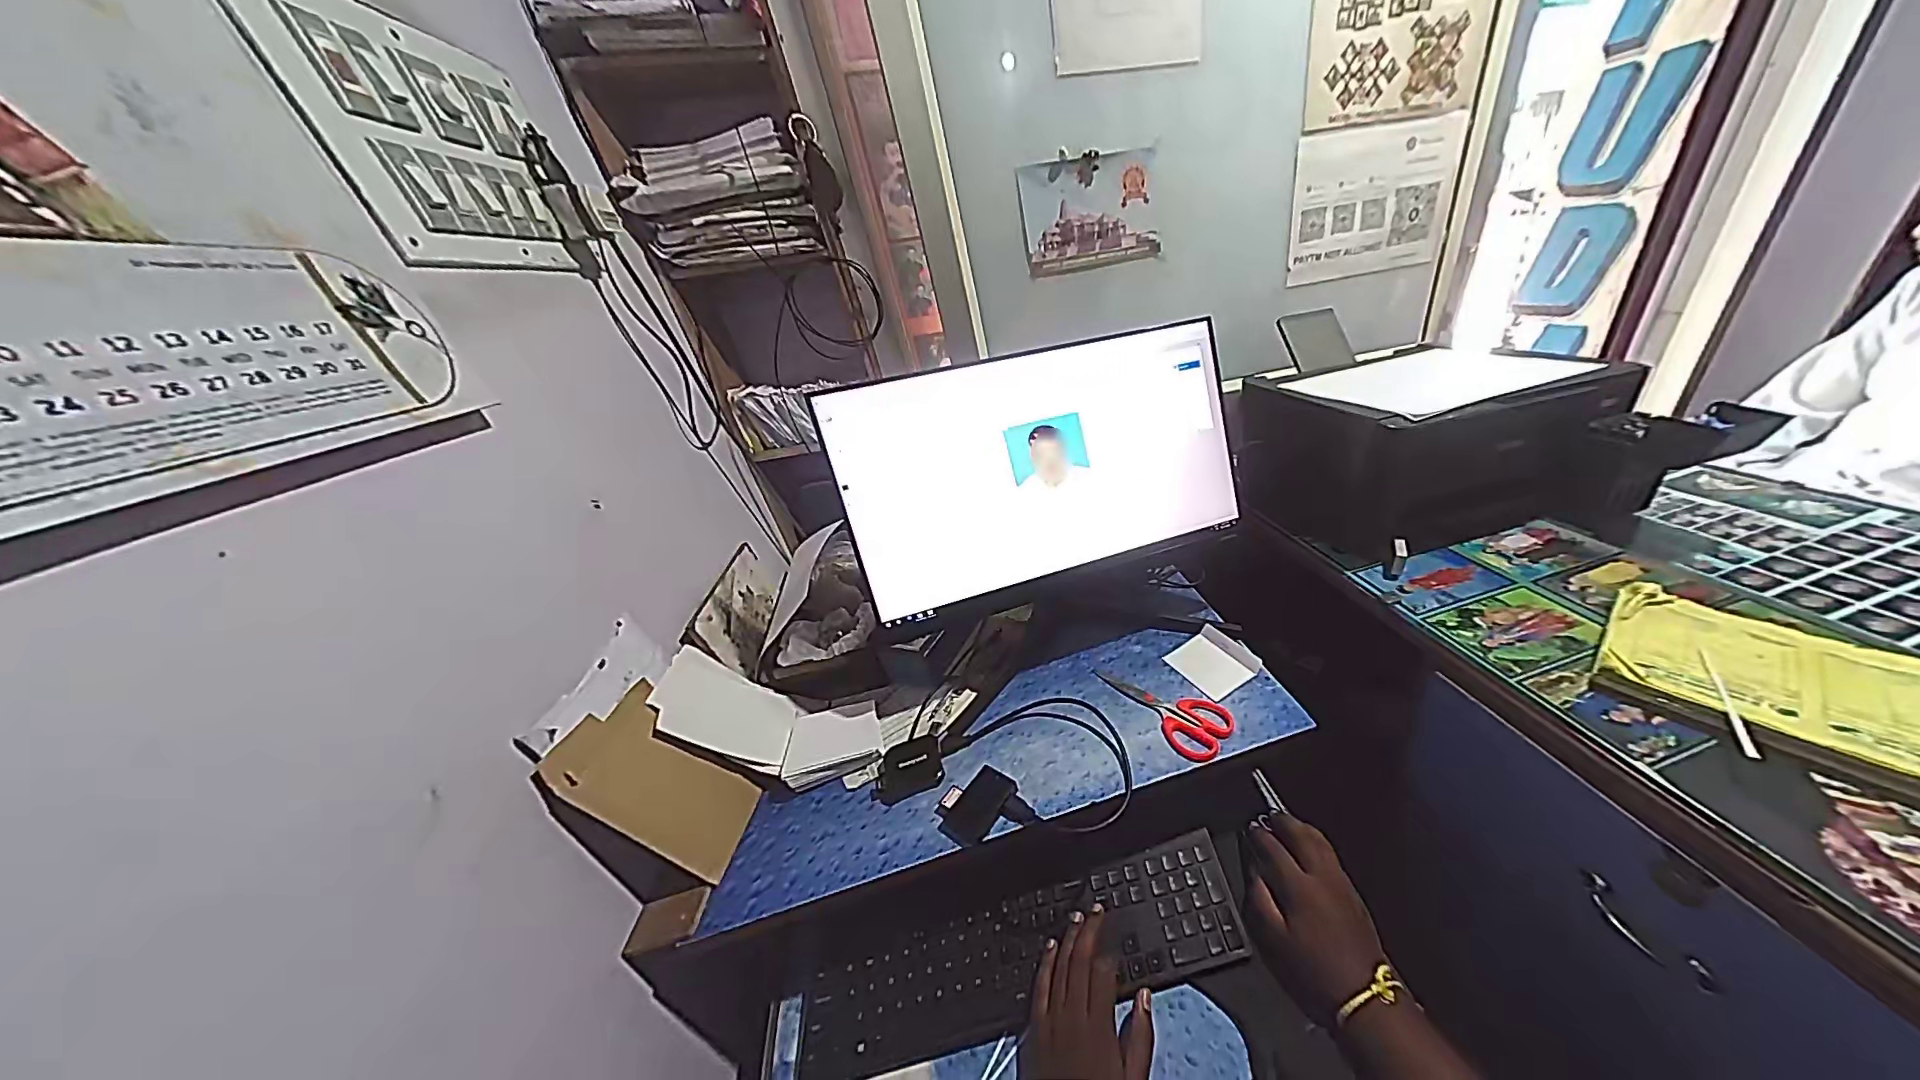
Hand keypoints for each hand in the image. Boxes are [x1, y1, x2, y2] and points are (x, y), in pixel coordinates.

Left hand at [1021, 906, 1154, 1079]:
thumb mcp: (1132, 1077)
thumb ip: (1139, 1036)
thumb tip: (1142, 996)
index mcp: (1099, 1028)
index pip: (1103, 972)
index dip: (1108, 947)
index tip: (1113, 930)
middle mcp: (1072, 1017)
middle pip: (1080, 961)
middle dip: (1089, 931)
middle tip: (1096, 911)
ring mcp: (1050, 1020)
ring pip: (1058, 967)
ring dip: (1067, 939)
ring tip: (1077, 918)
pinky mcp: (1033, 1028)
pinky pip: (1038, 985)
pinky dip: (1044, 962)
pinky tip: (1049, 945)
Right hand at [1245, 813, 1386, 1019]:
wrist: (1363, 997)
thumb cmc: (1315, 973)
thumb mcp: (1272, 939)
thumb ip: (1258, 900)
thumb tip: (1253, 874)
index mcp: (1299, 888)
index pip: (1273, 847)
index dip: (1257, 835)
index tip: (1249, 831)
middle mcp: (1323, 879)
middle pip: (1301, 834)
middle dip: (1282, 821)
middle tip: (1267, 815)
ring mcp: (1342, 885)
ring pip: (1321, 842)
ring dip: (1301, 827)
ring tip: (1287, 823)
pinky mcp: (1355, 895)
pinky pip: (1332, 855)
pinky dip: (1316, 842)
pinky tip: (1310, 848)